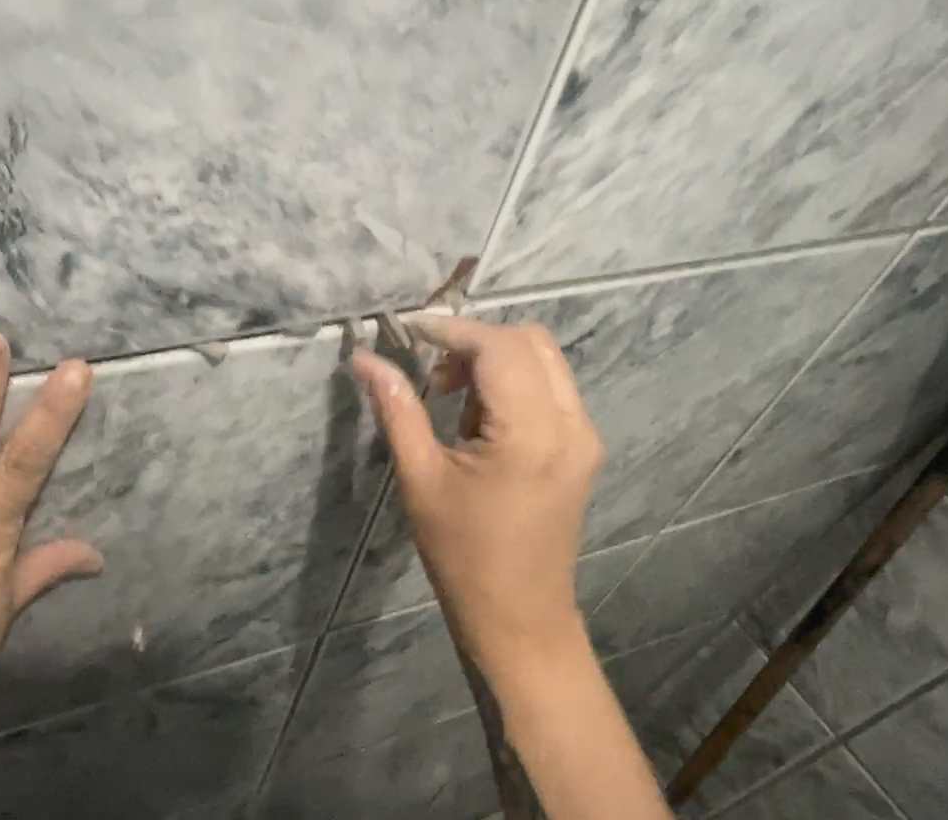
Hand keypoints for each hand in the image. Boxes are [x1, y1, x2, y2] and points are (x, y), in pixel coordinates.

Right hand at [350, 316, 603, 683]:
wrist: (519, 616)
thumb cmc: (462, 554)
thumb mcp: (420, 477)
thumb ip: (397, 408)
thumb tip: (363, 358)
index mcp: (531, 434)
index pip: (498, 347)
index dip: (451, 330)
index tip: (408, 331)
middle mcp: (571, 424)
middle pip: (528, 342)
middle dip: (474, 342)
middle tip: (432, 374)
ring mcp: (583, 435)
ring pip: (543, 360)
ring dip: (494, 361)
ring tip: (451, 400)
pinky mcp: (582, 447)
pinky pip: (549, 387)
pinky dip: (512, 382)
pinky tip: (479, 419)